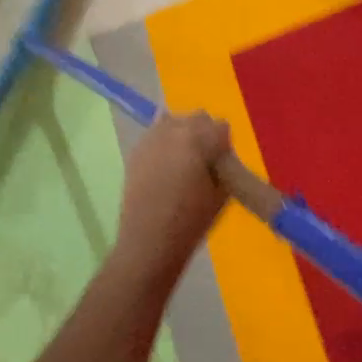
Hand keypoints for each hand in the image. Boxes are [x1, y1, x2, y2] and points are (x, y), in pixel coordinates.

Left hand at [113, 111, 231, 277]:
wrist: (148, 242)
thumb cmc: (191, 221)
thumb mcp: (221, 193)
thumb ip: (225, 165)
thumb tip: (221, 156)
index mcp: (198, 138)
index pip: (221, 127)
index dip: (224, 146)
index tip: (222, 165)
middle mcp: (174, 129)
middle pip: (198, 118)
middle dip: (205, 135)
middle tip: (204, 162)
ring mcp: (152, 138)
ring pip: (175, 121)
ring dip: (183, 135)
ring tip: (183, 162)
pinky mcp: (136, 150)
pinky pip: (156, 135)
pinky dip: (164, 143)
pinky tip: (164, 167)